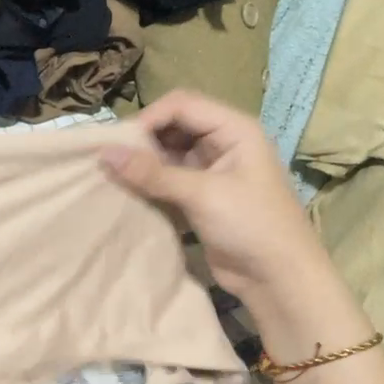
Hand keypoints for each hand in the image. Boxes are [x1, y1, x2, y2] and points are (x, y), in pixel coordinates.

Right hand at [100, 91, 331, 301]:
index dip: (148, 118)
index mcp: (234, 129)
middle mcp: (223, 142)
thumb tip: (104, 154)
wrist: (279, 279)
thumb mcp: (202, 195)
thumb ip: (153, 173)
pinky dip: (148, 181)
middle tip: (111, 160)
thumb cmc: (251, 226)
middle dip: (142, 139)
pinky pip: (167, 177)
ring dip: (143, 161)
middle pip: (173, 124)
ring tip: (113, 175)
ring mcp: (211, 169)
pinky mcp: (200, 195)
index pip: (181, 105)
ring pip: (167, 151)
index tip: (118, 144)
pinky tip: (127, 191)